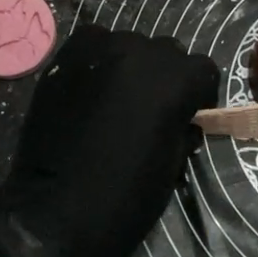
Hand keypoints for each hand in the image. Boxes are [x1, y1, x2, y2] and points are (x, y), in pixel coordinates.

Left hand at [0, 25, 218, 256]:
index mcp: (173, 82)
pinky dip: (100, 59)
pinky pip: (97, 42)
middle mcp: (141, 53)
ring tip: (116, 99)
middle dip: (166, 78)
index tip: (187, 115)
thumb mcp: (172, 165)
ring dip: (132, 67)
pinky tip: (91, 88)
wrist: (54, 213)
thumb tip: (181, 116)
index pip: (203, 69)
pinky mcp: (69, 51)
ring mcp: (102, 48)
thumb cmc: (123, 199)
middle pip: (168, 52)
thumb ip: (181, 125)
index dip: (199, 94)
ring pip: (132, 45)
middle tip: (150, 110)